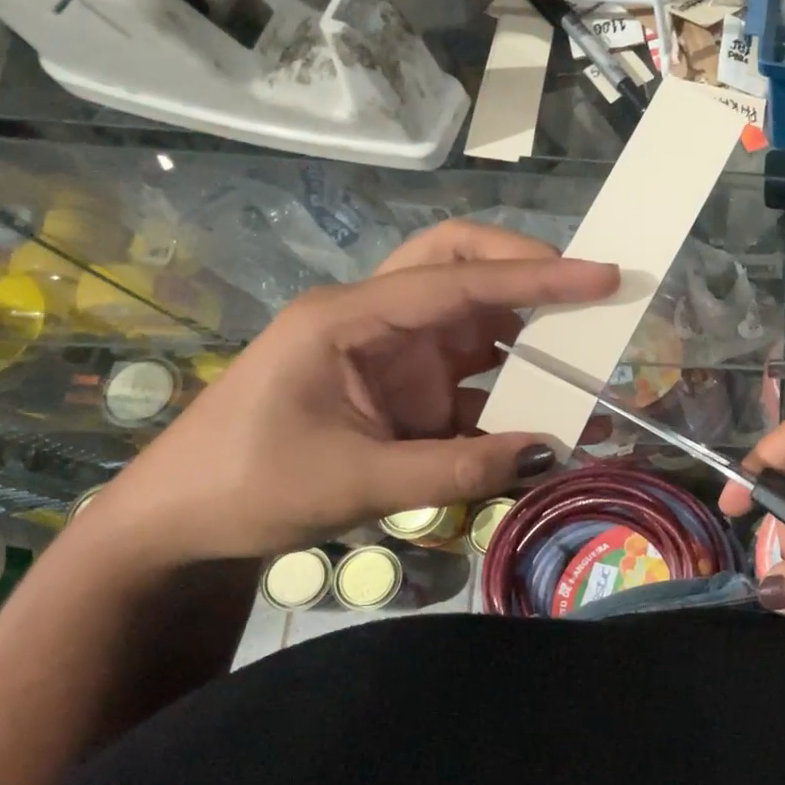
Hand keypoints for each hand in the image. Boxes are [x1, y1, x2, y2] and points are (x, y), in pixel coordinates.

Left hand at [87, 221, 619, 562]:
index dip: (537, 278)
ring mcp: (392, 354)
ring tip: (588, 351)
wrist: (181, 522)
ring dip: (530, 333)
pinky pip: (473, 378)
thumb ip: (458, 467)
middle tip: (589, 291)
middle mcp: (377, 322)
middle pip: (459, 263)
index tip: (603, 278)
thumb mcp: (356, 483)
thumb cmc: (248, 486)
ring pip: (474, 318)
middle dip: (526, 269)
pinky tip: (555, 418)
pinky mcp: (404, 390)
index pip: (458, 281)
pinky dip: (516, 393)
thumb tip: (551, 451)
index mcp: (350, 320)